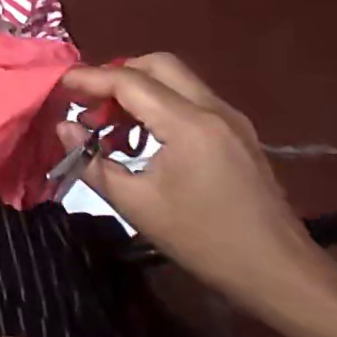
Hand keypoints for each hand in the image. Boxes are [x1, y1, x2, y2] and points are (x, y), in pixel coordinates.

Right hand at [59, 53, 326, 309]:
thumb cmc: (202, 241)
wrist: (277, 270)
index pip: (129, 81)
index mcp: (188, 124)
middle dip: (116, 76)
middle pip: (157, 65)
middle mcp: (212, 109)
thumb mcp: (136, 206)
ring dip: (138, 91)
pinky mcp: (238, 132)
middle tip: (88, 106)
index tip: (59, 86)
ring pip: (176, 81)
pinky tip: (144, 142)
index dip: (89, 78)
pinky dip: (161, 106)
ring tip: (110, 128)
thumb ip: (94, 162)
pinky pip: (192, 101)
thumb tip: (64, 129)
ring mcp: (231, 118)